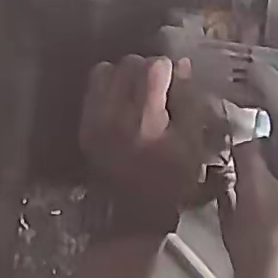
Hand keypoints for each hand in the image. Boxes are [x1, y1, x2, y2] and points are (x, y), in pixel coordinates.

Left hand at [79, 55, 204, 225]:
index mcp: (145, 120)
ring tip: (138, 94)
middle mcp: (114, 115)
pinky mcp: (84, 126)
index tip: (175, 83)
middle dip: (147, 70)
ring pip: (107, 70)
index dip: (169, 69)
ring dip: (125, 76)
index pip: (154, 67)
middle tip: (159, 89)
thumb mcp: (193, 143)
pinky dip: (108, 88)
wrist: (135, 214)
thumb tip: (182, 65)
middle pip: (129, 64)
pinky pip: (93, 89)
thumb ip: (188, 100)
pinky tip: (122, 104)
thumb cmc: (173, 180)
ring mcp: (94, 120)